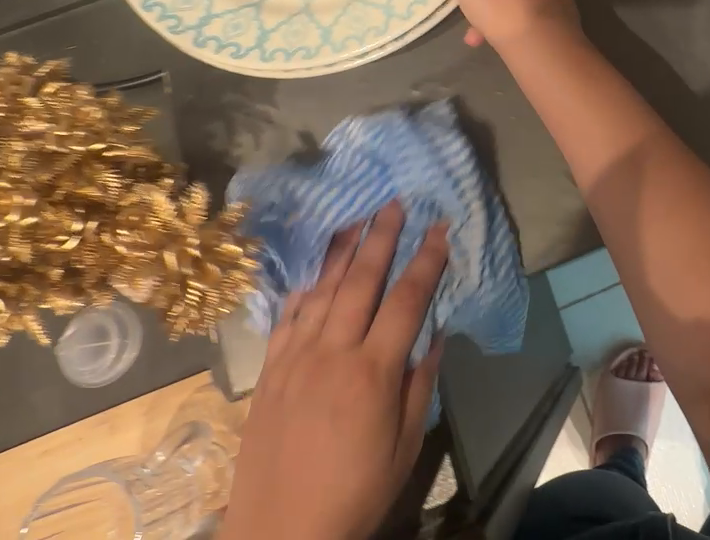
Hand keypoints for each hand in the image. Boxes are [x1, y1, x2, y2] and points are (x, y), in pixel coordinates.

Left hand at [222, 204, 448, 539]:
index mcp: (372, 373)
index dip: (426, 260)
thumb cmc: (355, 492)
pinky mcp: (269, 372)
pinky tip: (314, 271)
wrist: (279, 533)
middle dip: (381, 237)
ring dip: (342, 251)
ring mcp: (295, 359)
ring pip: (322, 290)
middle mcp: (332, 354)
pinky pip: (288, 317)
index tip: (440, 229)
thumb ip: (419, 384)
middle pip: (361, 281)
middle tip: (395, 203)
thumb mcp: (405, 446)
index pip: (406, 300)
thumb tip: (434, 334)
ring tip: (357, 219)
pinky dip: (304, 288)